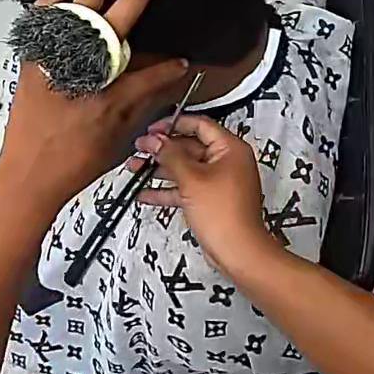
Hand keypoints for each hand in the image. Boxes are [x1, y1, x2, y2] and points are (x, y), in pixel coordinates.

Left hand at [0, 0, 189, 211]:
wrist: (28, 178)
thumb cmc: (74, 163)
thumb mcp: (115, 137)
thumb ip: (139, 103)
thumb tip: (163, 79)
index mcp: (106, 94)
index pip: (146, 71)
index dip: (167, 67)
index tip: (181, 60)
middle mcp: (79, 73)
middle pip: (113, 26)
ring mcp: (52, 67)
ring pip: (75, 19)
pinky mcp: (31, 69)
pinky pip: (39, 32)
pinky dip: (48, 11)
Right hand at [132, 114, 276, 272]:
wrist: (237, 250)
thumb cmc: (224, 213)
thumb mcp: (191, 179)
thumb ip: (170, 156)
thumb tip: (155, 139)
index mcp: (230, 148)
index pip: (200, 125)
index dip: (174, 124)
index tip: (153, 128)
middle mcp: (228, 161)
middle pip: (190, 147)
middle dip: (163, 149)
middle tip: (139, 150)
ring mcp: (220, 181)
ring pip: (186, 168)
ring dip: (160, 169)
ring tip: (135, 169)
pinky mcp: (212, 199)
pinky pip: (187, 188)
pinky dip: (168, 190)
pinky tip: (146, 194)